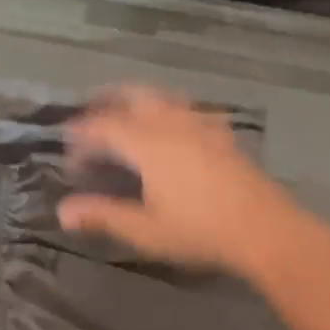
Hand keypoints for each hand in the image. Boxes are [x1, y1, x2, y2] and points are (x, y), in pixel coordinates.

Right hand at [59, 85, 315, 277]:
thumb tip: (63, 211)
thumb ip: (102, 215)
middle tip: (89, 115)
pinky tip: (171, 129)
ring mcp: (202, 128)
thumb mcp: (144, 229)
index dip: (81, 136)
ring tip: (125, 117)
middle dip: (107, 102)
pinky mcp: (223, 137)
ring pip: (164, 98)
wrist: (266, 232)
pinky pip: (188, 110)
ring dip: (138, 102)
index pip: (105, 127)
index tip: (67, 153)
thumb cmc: (200, 232)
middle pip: (134, 96)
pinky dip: (168, 112)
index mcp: (150, 145)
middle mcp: (174, 126)